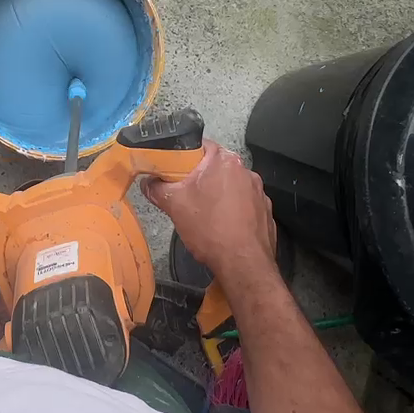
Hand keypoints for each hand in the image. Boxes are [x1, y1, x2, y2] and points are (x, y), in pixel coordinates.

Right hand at [141, 139, 278, 290]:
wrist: (244, 266)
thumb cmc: (210, 229)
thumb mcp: (174, 205)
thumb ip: (157, 188)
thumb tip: (148, 182)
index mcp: (225, 160)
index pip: (201, 146)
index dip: (185, 156)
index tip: (175, 169)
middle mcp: (246, 171)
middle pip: (217, 167)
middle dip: (201, 179)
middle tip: (186, 194)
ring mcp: (259, 193)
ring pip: (231, 187)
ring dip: (219, 195)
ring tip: (205, 215)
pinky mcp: (266, 213)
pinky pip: (245, 206)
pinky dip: (234, 212)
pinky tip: (223, 228)